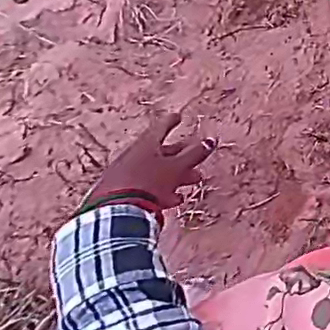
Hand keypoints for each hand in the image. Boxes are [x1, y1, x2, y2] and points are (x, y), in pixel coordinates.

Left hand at [84, 112, 216, 211]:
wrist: (117, 213)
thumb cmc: (149, 182)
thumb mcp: (176, 167)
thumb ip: (194, 155)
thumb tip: (211, 141)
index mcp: (145, 145)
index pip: (161, 128)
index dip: (171, 122)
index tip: (178, 117)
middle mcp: (134, 157)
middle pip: (160, 153)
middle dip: (181, 156)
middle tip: (196, 159)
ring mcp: (127, 175)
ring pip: (156, 171)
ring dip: (176, 176)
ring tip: (193, 181)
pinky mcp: (122, 194)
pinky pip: (147, 187)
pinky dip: (163, 190)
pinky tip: (174, 199)